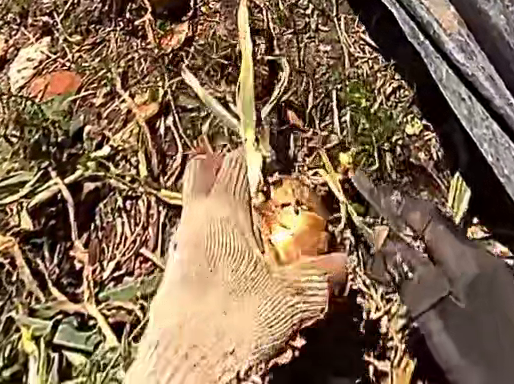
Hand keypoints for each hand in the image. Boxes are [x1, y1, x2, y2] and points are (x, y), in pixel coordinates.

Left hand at [126, 150, 346, 383]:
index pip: (237, 159)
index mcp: (221, 209)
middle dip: (223, 168)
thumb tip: (342, 264)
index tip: (274, 159)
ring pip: (196, 210)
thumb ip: (320, 274)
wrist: (182, 378)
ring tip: (250, 224)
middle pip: (203, 174)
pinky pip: (193, 244)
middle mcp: (194, 222)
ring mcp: (178, 251)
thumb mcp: (290, 296)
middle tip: (252, 179)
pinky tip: (234, 265)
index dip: (257, 153)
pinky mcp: (171, 283)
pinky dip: (212, 243)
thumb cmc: (231, 323)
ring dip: (218, 209)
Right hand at [352, 171, 513, 383]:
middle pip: (436, 229)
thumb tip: (389, 245)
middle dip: (405, 217)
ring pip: (447, 248)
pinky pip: (458, 267)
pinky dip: (435, 263)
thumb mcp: (445, 326)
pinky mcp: (501, 298)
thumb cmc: (493, 361)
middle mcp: (481, 258)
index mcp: (467, 258)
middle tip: (375, 204)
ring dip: (419, 241)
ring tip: (392, 237)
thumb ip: (417, 284)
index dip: (393, 200)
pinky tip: (426, 276)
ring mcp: (495, 277)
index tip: (365, 180)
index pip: (424, 217)